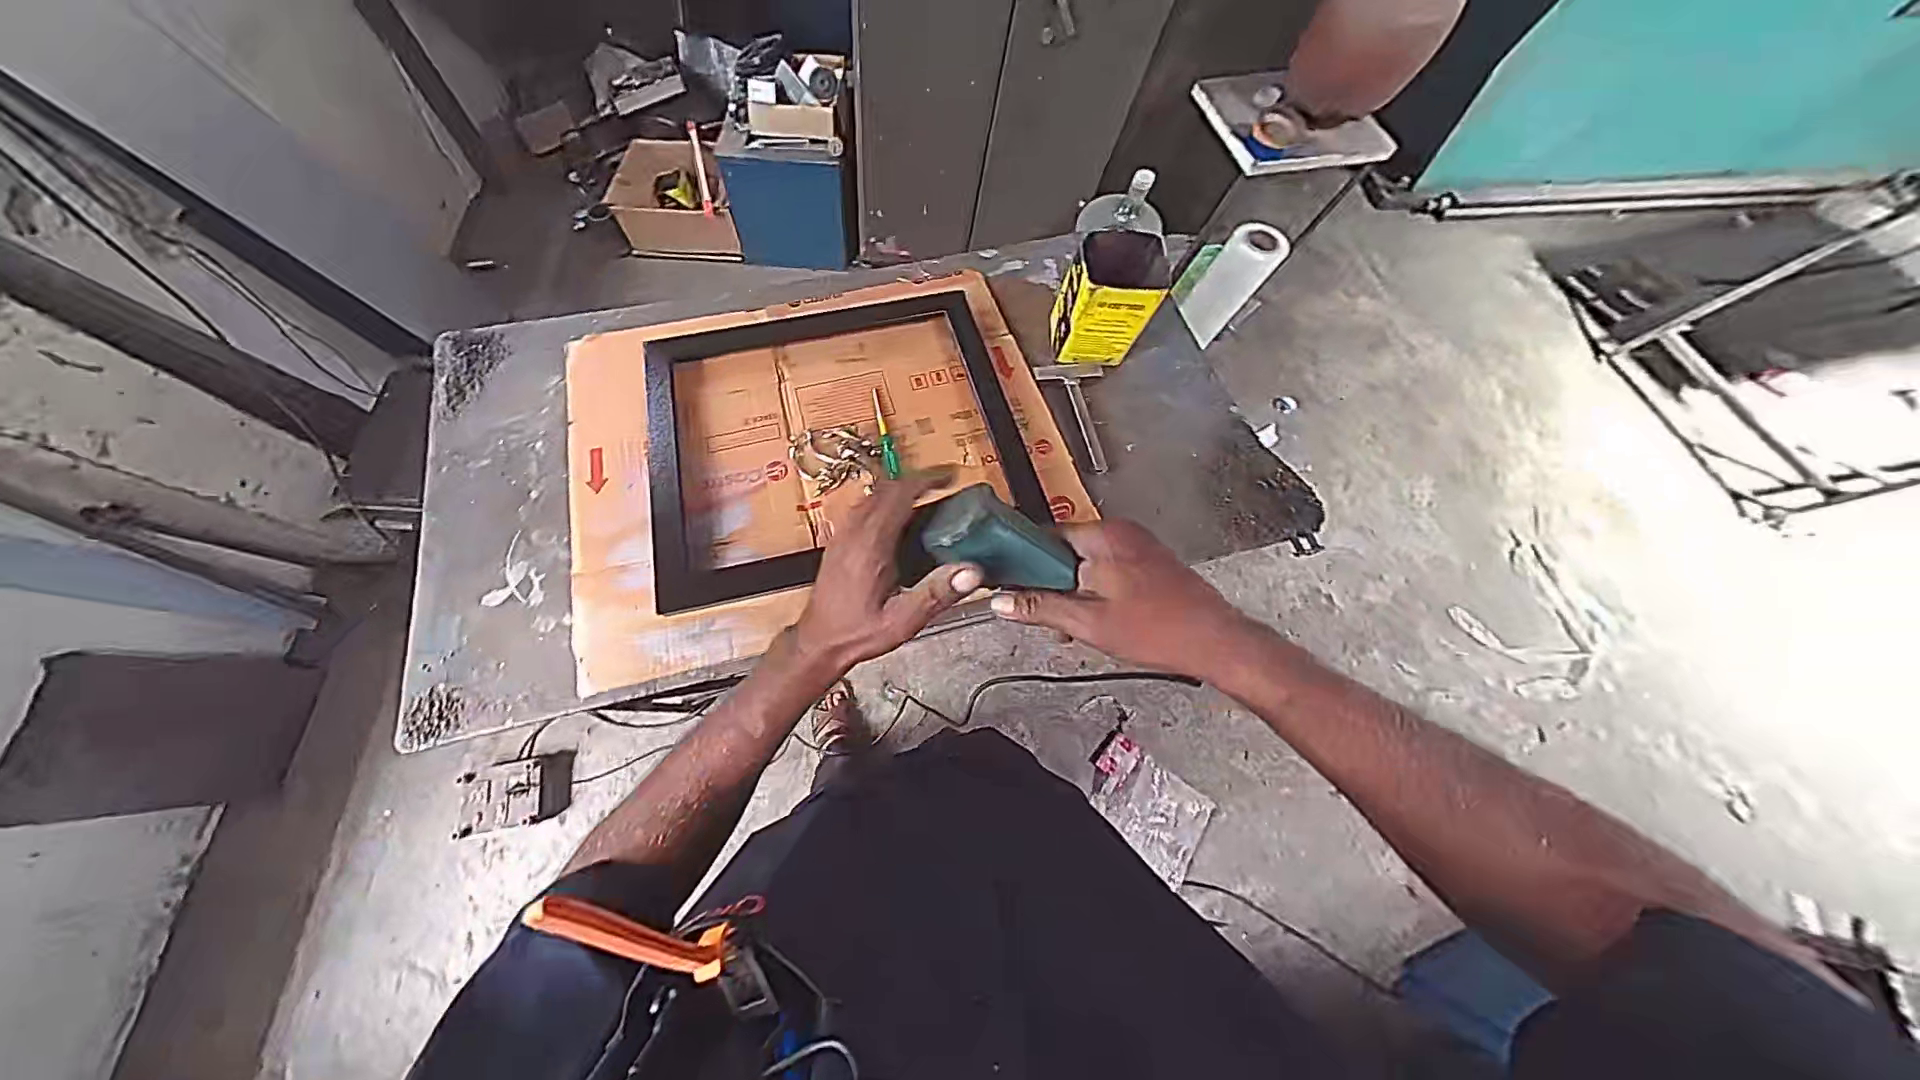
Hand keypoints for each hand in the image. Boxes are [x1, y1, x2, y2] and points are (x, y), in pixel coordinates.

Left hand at [791, 472, 982, 672]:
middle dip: (917, 483)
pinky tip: (898, 520)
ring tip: (926, 499)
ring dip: (900, 491)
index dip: (927, 481)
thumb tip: (970, 572)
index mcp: (869, 546)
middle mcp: (852, 534)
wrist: (819, 643)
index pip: (899, 495)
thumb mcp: (903, 621)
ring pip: (872, 496)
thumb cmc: (855, 633)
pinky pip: (863, 509)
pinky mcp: (838, 543)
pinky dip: (885, 503)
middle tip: (943, 486)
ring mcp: (842, 536)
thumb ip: (937, 594)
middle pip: (886, 489)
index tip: (948, 477)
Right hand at [989, 519, 1256, 677]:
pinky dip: (1095, 588)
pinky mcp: (1148, 559)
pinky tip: (1101, 617)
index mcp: (1102, 537)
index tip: (1011, 581)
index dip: (1023, 561)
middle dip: (1051, 582)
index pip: (1043, 536)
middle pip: (1064, 549)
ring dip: (1073, 589)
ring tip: (1078, 623)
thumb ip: (1040, 608)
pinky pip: (1107, 566)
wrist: (1215, 641)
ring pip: (1085, 560)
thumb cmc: (1162, 630)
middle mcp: (1120, 532)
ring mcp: (1137, 544)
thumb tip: (1003, 602)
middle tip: (1048, 613)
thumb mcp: (1088, 624)